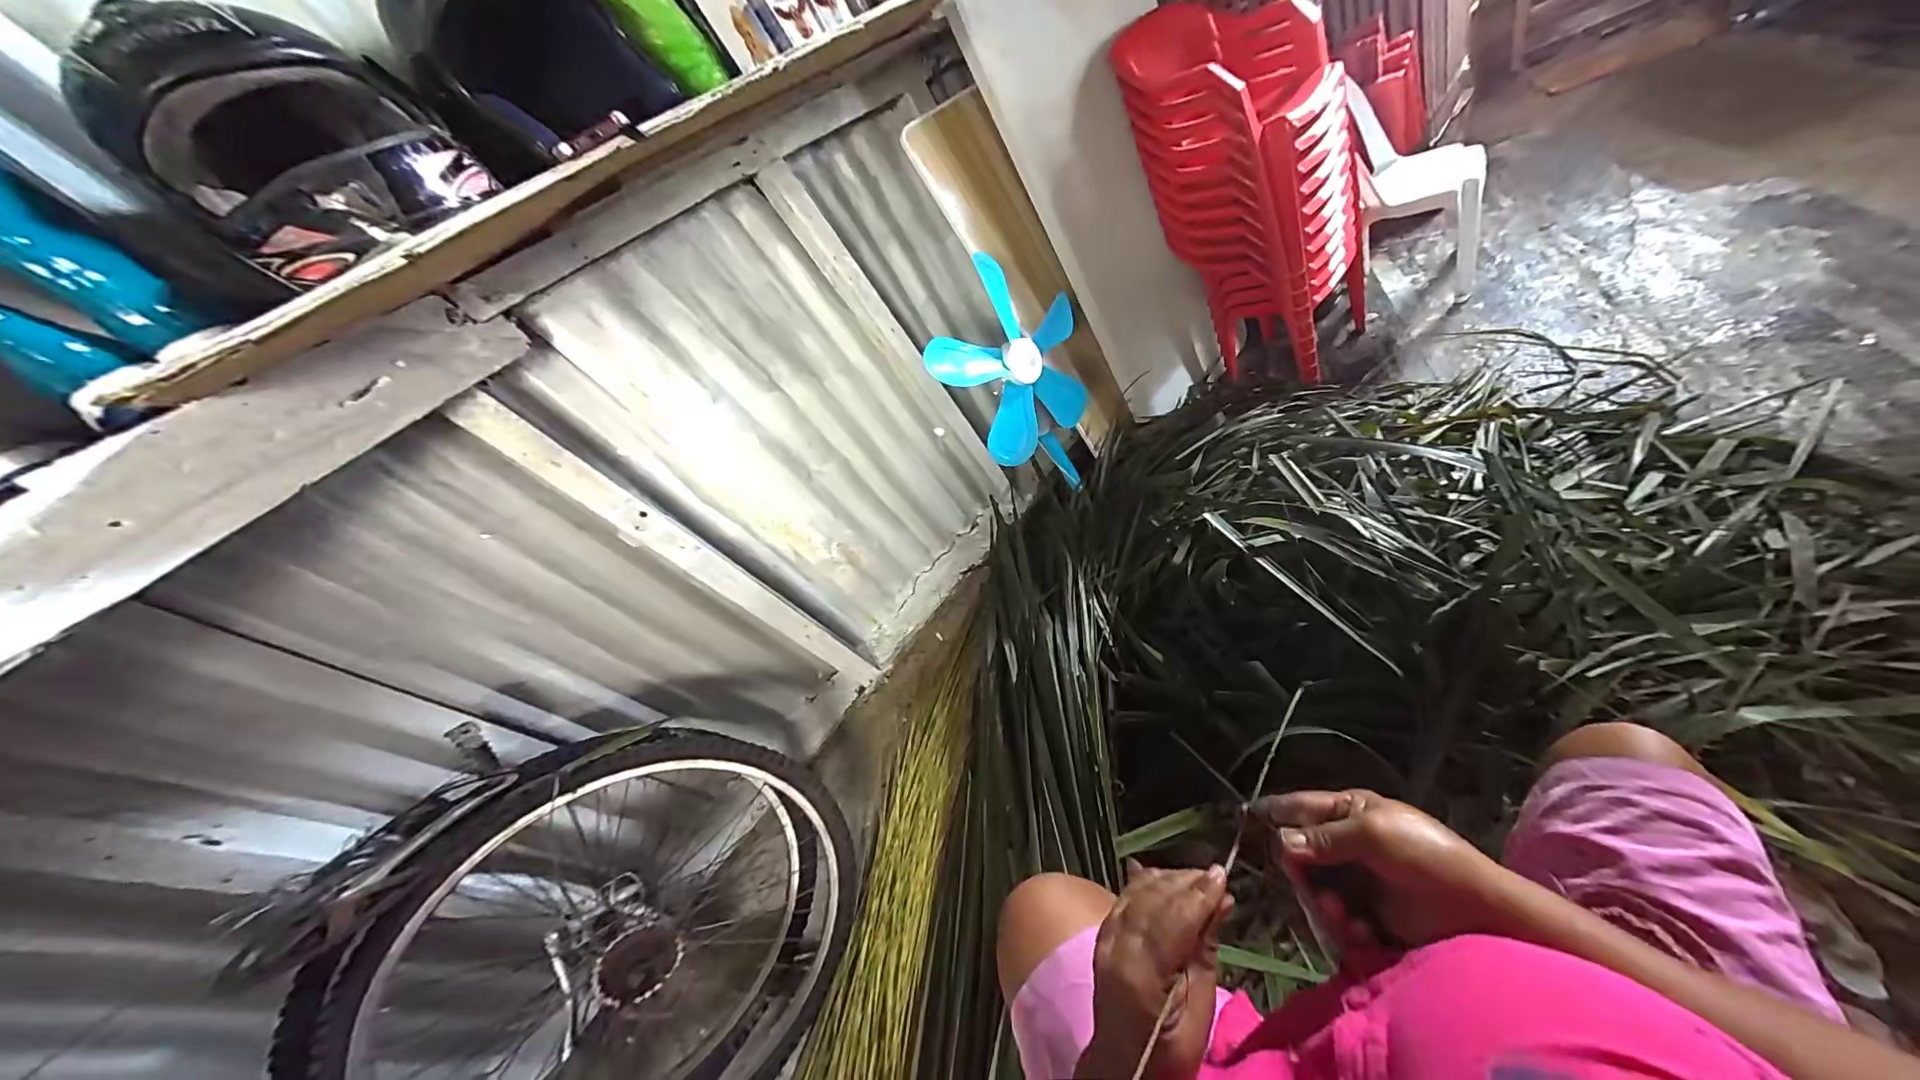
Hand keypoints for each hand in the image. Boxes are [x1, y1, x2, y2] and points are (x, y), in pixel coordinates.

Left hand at [1077, 861, 1231, 1079]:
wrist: (1124, 1065)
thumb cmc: (1171, 1048)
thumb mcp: (1201, 1008)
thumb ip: (1205, 949)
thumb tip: (1221, 902)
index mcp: (1143, 973)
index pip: (1173, 918)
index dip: (1198, 893)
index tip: (1222, 875)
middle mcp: (1117, 947)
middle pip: (1152, 899)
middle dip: (1185, 881)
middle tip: (1214, 875)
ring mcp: (1105, 938)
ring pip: (1135, 892)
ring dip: (1166, 879)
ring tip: (1196, 878)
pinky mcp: (1102, 934)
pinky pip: (1124, 898)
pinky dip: (1146, 884)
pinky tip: (1165, 879)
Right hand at [1250, 789, 1509, 954]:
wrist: (1483, 912)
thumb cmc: (1429, 857)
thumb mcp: (1374, 835)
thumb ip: (1323, 836)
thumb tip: (1280, 842)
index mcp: (1348, 811)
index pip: (1296, 807)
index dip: (1270, 813)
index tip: (1242, 821)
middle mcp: (1345, 843)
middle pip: (1298, 853)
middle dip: (1303, 875)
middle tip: (1319, 893)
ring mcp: (1356, 879)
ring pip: (1314, 888)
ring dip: (1324, 906)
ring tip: (1346, 920)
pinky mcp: (1368, 913)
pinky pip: (1335, 918)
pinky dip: (1342, 927)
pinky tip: (1360, 934)